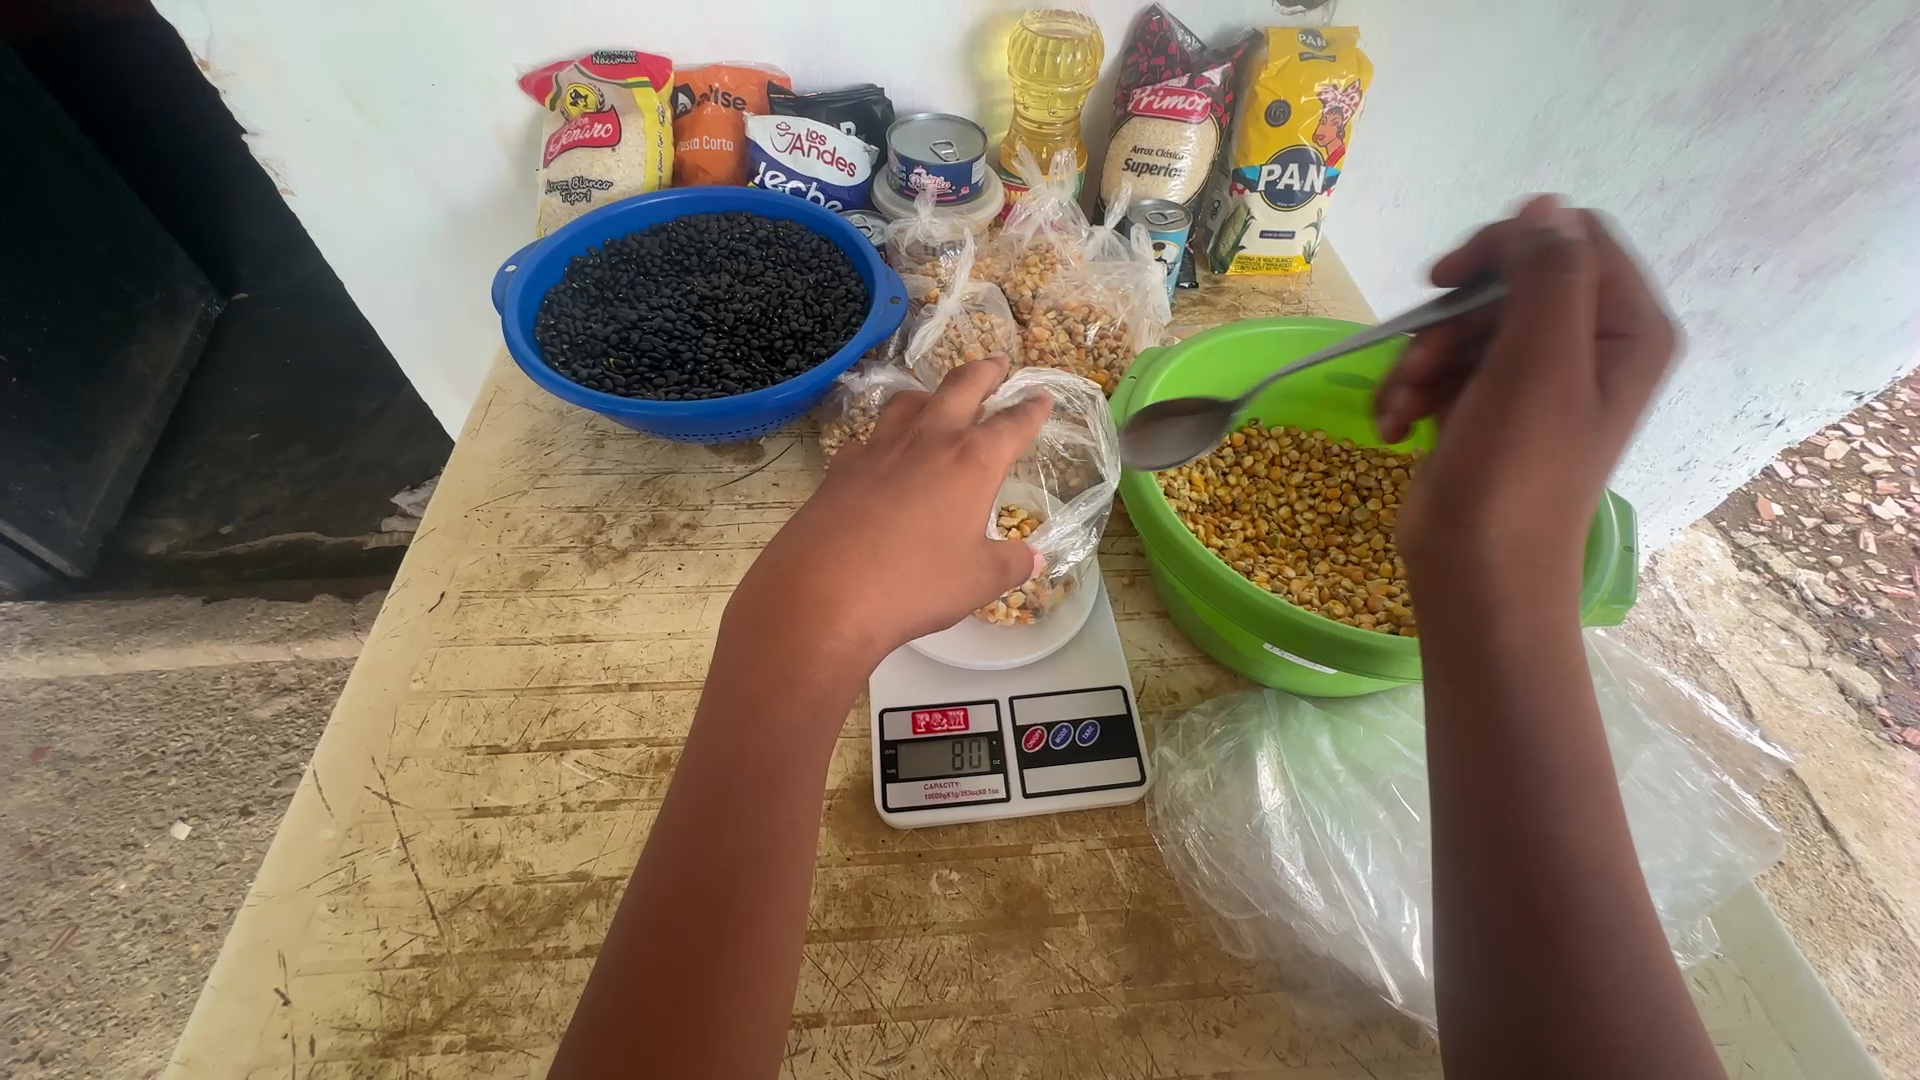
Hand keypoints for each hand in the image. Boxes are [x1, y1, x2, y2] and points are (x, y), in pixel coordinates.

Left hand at [725, 353, 1050, 668]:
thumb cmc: (914, 585)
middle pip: (960, 388)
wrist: (822, 593)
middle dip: (985, 372)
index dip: (1032, 410)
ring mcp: (878, 449)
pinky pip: (869, 438)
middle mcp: (927, 442)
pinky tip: (881, 453)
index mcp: (972, 462)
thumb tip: (1033, 558)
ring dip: (930, 393)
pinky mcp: (841, 467)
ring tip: (938, 397)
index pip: (1012, 425)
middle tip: (997, 363)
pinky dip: (883, 436)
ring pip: (908, 401)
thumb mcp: (978, 582)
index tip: (1042, 397)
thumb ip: (1011, 564)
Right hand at [1373, 195, 1676, 598]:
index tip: (1442, 281)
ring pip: (1459, 333)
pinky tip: (1394, 427)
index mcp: (1621, 329)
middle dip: (1447, 324)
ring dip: (1416, 365)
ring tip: (1400, 409)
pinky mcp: (1480, 413)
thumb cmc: (1514, 472)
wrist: (1475, 567)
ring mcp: (1527, 384)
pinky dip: (1407, 396)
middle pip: (1503, 288)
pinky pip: (1439, 375)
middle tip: (1419, 364)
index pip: (1568, 242)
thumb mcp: (1537, 365)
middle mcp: (1581, 349)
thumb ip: (1547, 276)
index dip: (1502, 249)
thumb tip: (1541, 206)